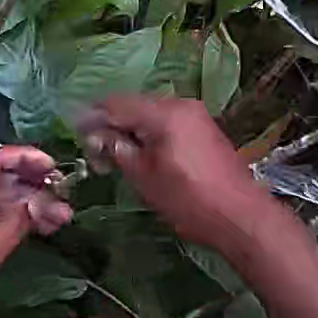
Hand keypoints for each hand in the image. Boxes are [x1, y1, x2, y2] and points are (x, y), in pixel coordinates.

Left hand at [0, 145, 73, 317]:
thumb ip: (20, 218)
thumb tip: (48, 199)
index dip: (28, 158)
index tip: (54, 166)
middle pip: (3, 174)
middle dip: (34, 182)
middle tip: (64, 190)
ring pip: (5, 195)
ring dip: (32, 202)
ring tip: (62, 214)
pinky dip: (20, 216)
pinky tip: (45, 224)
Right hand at [77, 94, 278, 252]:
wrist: (240, 215)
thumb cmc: (188, 199)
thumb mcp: (145, 177)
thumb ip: (118, 149)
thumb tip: (97, 135)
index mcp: (164, 112)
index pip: (117, 103)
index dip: (94, 115)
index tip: (76, 131)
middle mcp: (180, 104)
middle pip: (135, 105)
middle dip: (113, 124)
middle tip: (96, 151)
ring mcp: (195, 114)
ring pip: (152, 113)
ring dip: (132, 129)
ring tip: (116, 156)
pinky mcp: (204, 126)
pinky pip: (169, 121)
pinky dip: (152, 132)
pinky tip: (143, 153)